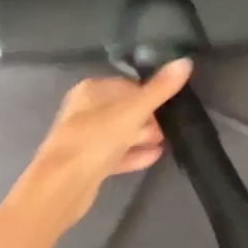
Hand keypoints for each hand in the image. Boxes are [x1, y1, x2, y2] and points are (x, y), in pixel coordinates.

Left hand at [21, 58, 192, 227]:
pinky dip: (133, 154)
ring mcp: (84, 138)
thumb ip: (159, 90)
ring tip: (165, 141)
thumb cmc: (95, 139)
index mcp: (90, 91)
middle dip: (146, 117)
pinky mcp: (87, 164)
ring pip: (119, 132)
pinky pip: (115, 154)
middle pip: (122, 109)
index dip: (148, 94)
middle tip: (169, 126)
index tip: (169, 105)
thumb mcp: (132, 111)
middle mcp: (84, 111)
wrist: (62, 186)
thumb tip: (185, 61)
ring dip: (141, 136)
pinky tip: (154, 157)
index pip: (125, 85)